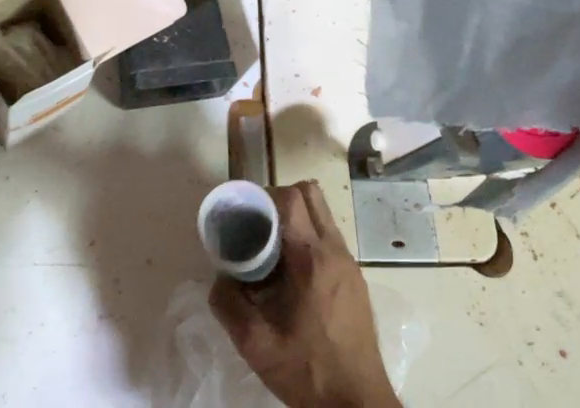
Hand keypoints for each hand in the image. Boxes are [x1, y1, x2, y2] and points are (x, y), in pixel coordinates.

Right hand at [209, 181, 400, 407]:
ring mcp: (350, 264)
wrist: (356, 404)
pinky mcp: (354, 279)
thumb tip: (222, 275)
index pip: (291, 198)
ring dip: (294, 218)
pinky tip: (288, 274)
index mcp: (312, 259)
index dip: (262, 196)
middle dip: (279, 199)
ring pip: (321, 214)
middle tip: (255, 225)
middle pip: (310, 193)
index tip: (241, 214)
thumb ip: (227, 303)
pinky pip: (328, 238)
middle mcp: (336, 251)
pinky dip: (306, 238)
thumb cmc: (307, 371)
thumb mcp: (254, 343)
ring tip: (268, 250)